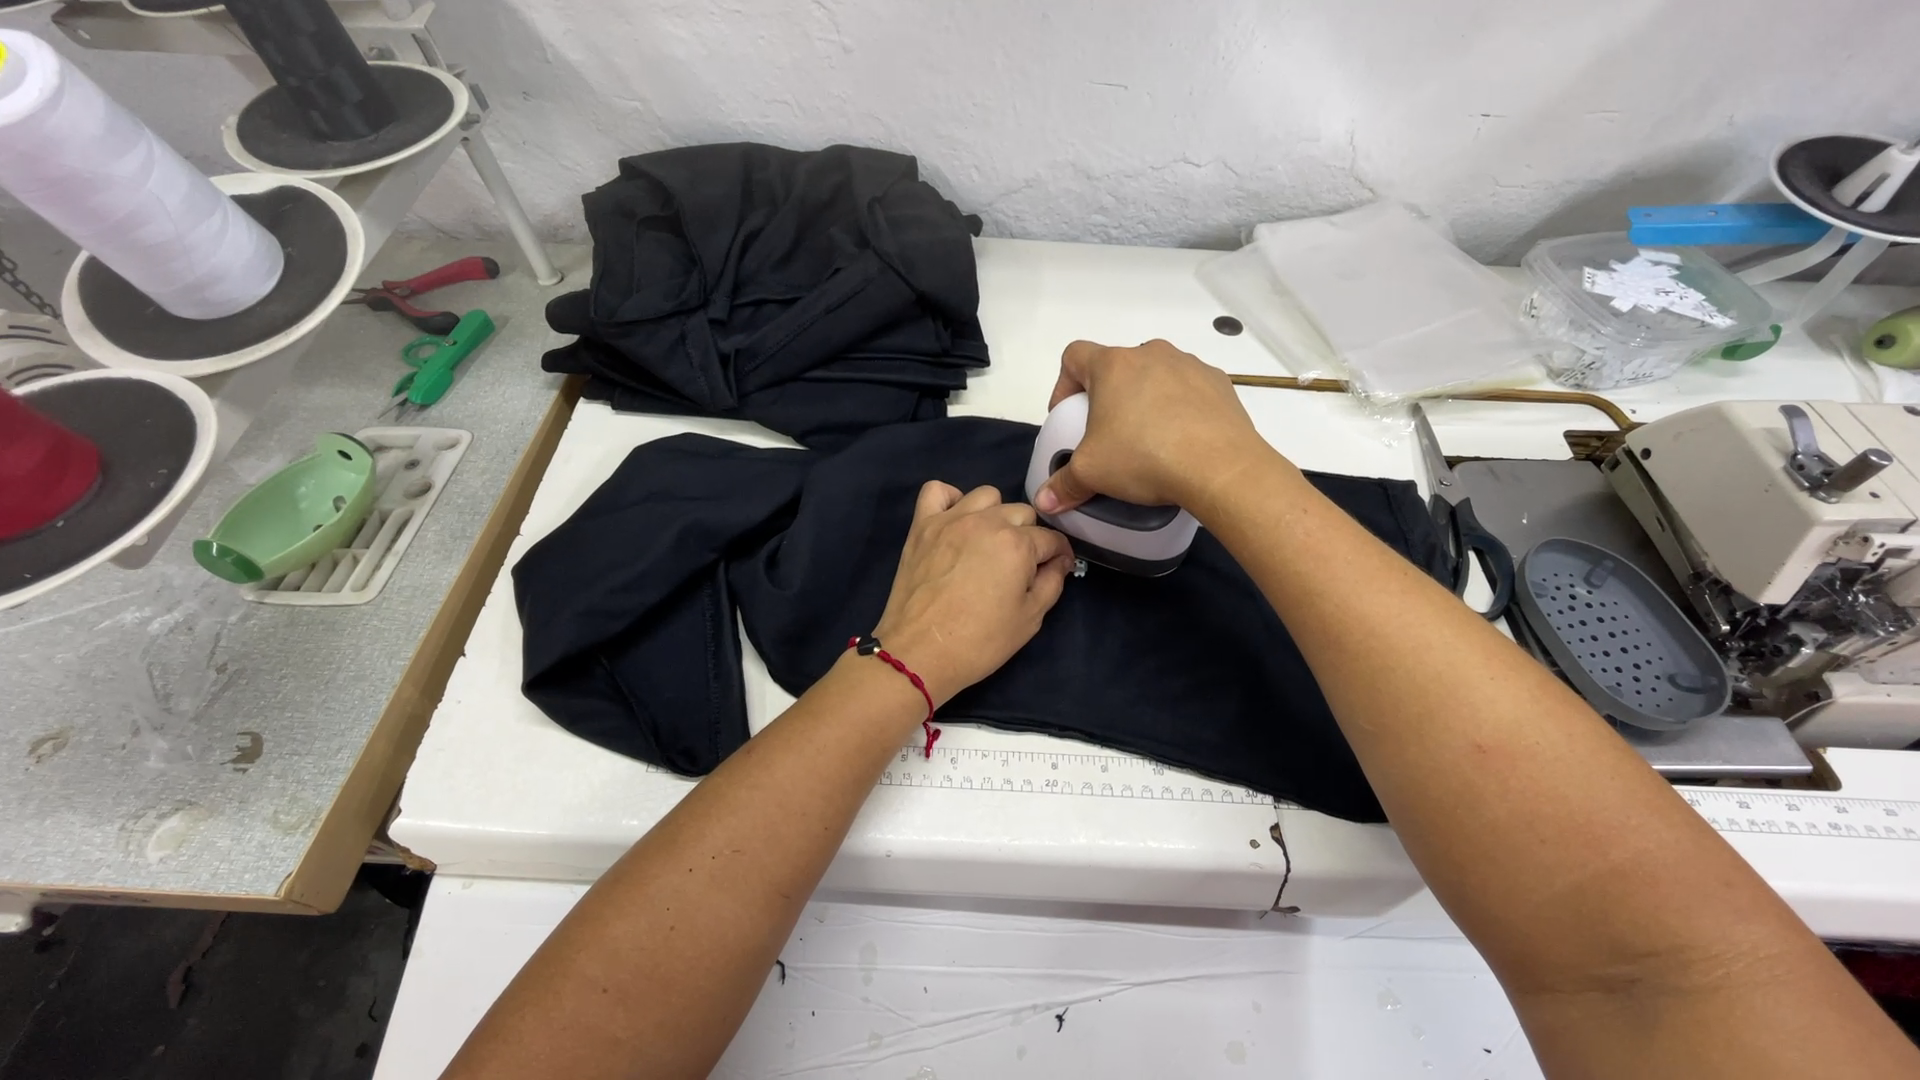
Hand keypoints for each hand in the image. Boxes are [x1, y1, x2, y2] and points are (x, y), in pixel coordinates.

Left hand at [870, 482, 1076, 707]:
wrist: (920, 653)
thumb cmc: (980, 642)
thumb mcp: (1030, 619)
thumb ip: (1052, 583)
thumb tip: (1057, 562)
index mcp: (1017, 544)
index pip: (1051, 539)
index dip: (1058, 555)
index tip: (1055, 570)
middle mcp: (986, 522)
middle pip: (1022, 513)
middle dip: (1029, 536)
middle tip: (1020, 565)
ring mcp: (950, 520)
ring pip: (986, 496)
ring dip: (995, 514)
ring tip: (989, 542)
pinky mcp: (922, 526)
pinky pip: (937, 491)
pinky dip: (950, 500)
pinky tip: (956, 523)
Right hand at [1033, 339, 1278, 516]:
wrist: (1220, 467)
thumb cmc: (1144, 458)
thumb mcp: (1092, 474)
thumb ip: (1063, 485)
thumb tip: (1044, 502)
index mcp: (1113, 365)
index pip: (1074, 355)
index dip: (1063, 384)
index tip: (1068, 416)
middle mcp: (1150, 354)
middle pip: (1117, 366)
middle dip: (1107, 396)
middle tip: (1107, 432)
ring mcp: (1189, 364)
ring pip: (1155, 376)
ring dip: (1145, 399)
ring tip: (1148, 438)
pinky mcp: (1219, 382)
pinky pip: (1189, 389)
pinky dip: (1179, 408)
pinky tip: (1181, 440)